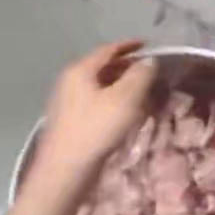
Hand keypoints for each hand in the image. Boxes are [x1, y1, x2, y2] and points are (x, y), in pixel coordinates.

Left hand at [30, 40, 156, 181]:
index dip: (129, 46)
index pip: (107, 50)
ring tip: (141, 93)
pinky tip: (124, 114)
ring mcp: (67, 102)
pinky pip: (95, 102)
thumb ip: (140, 75)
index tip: (147, 45)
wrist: (65, 170)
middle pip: (102, 67)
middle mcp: (70, 81)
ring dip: (120, 86)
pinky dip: (112, 101)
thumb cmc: (96, 129)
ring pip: (99, 86)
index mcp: (80, 70)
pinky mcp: (69, 121)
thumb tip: (149, 61)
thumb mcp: (125, 99)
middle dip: (126, 67)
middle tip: (148, 72)